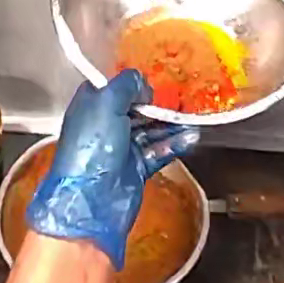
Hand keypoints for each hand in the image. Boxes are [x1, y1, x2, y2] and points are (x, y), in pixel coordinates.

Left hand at [27, 70, 199, 268]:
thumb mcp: (106, 103)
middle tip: (179, 102)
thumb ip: (126, 84)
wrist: (91, 200)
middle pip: (138, 109)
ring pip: (152, 130)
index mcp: (93, 107)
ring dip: (172, 125)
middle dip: (158, 106)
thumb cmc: (92, 146)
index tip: (150, 87)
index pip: (116, 89)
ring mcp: (122, 147)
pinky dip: (175, 144)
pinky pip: (159, 151)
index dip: (134, 86)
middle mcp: (107, 125)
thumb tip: (141, 81)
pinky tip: (191, 138)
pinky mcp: (137, 167)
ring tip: (192, 121)